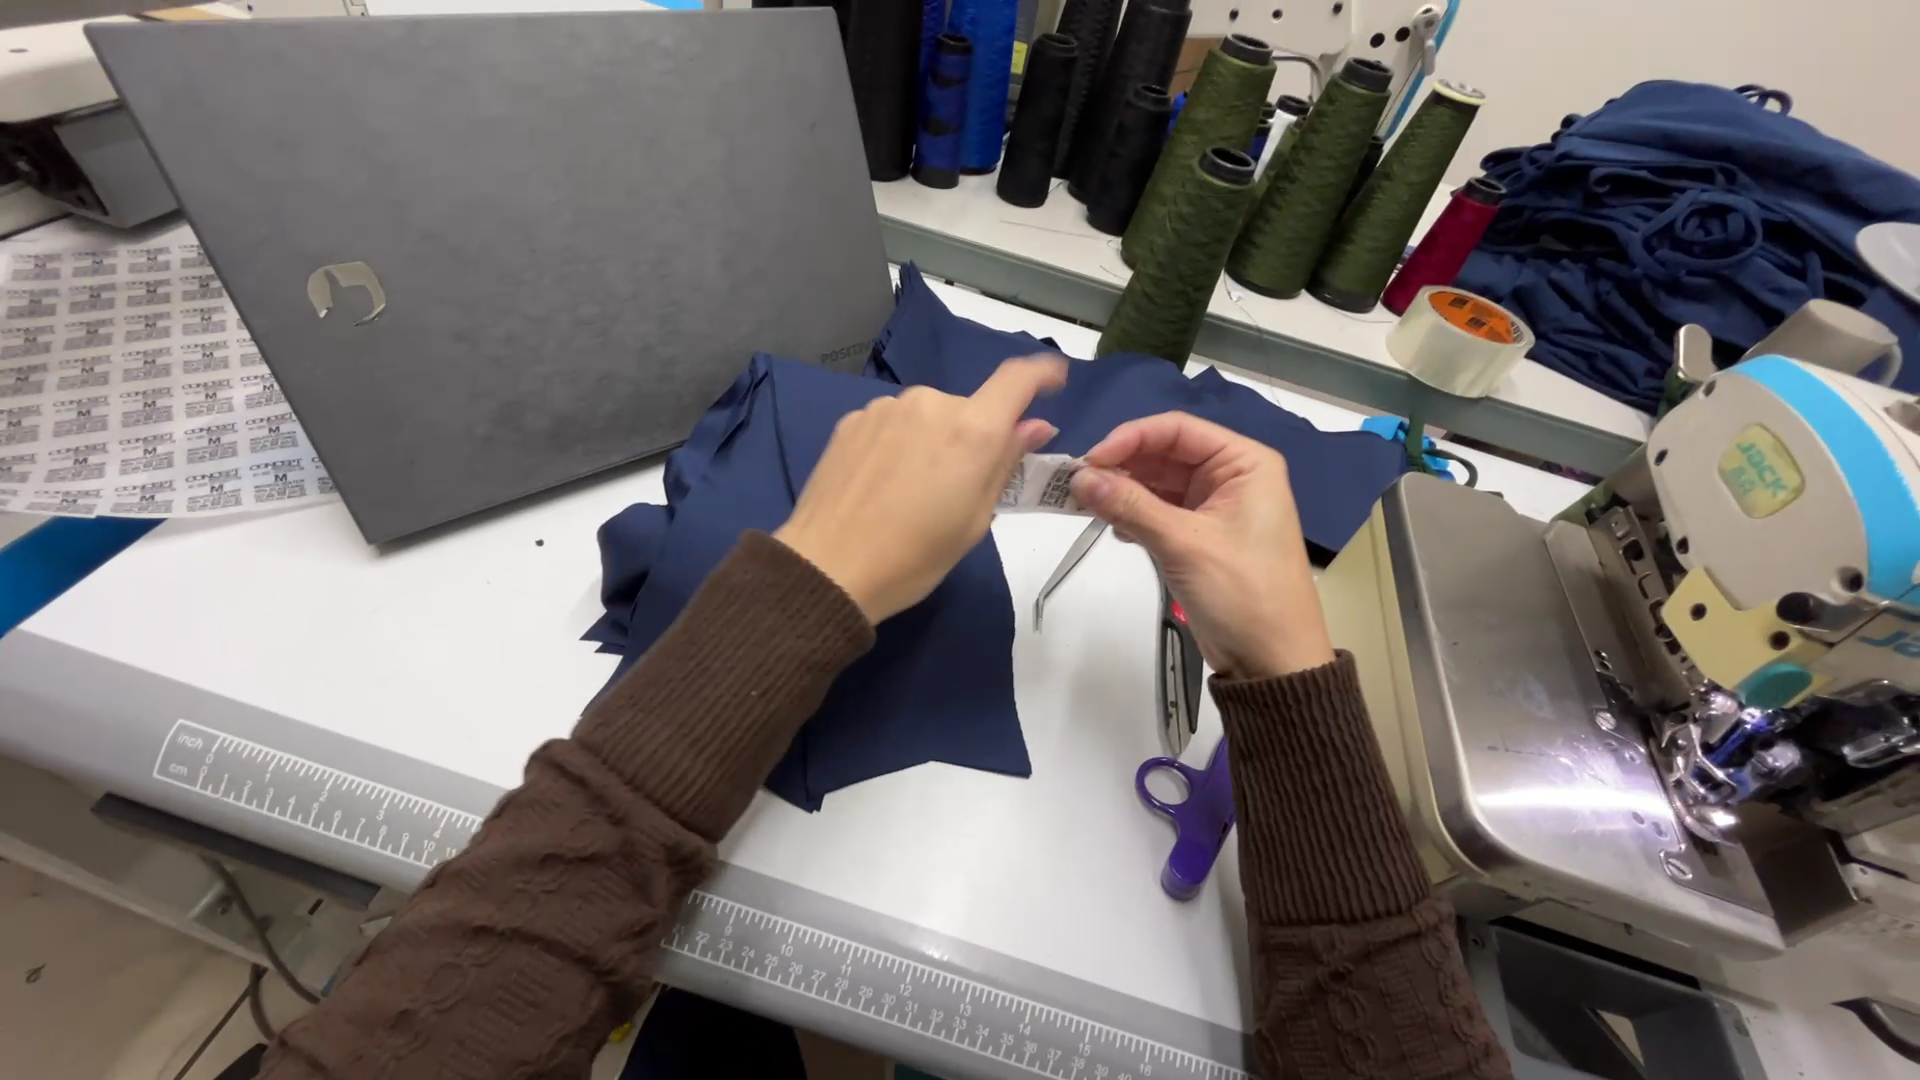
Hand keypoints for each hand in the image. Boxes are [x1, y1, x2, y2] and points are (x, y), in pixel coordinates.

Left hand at [775, 355, 1067, 621]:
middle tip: (957, 487)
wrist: (828, 568)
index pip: (1017, 379)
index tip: (1054, 381)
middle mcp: (930, 403)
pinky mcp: (851, 421)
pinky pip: (892, 424)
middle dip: (972, 437)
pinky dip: (898, 445)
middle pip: (968, 409)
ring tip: (911, 491)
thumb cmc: (914, 557)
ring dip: (931, 441)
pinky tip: (880, 484)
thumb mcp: (975, 520)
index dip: (1042, 374)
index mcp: (971, 429)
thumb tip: (1034, 426)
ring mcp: (885, 408)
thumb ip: (1006, 463)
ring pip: (927, 417)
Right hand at [1069, 412, 1333, 679]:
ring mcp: (1214, 506)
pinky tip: (1115, 529)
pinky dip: (1134, 515)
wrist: (1272, 660)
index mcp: (1244, 463)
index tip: (1090, 461)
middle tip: (1078, 486)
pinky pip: (1159, 510)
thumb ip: (1129, 506)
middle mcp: (1230, 476)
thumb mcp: (1184, 544)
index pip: (1177, 430)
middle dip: (1122, 466)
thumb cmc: (1242, 593)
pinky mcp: (1199, 535)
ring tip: (1088, 506)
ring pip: (1157, 483)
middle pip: (1164, 453)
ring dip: (1124, 491)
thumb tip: (1077, 478)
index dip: (1130, 438)